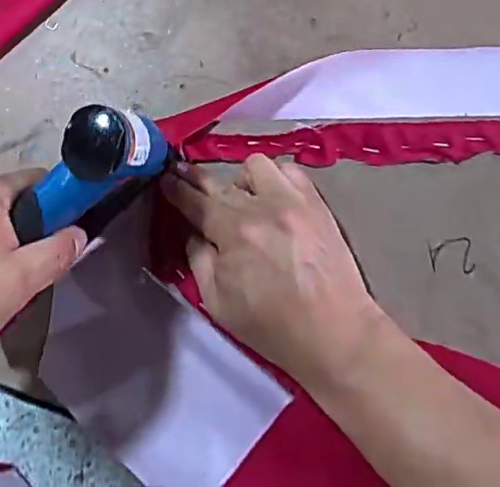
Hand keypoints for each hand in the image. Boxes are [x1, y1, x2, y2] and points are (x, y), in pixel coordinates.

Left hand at [0, 170, 86, 374]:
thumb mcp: (23, 279)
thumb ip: (59, 251)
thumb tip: (79, 234)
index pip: (40, 180)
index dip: (60, 206)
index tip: (61, 239)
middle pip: (17, 204)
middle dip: (31, 235)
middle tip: (31, 272)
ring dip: (7, 251)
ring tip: (1, 289)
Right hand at [162, 155, 391, 389]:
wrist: (334, 333)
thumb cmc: (272, 326)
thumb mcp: (218, 303)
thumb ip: (198, 259)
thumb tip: (193, 230)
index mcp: (232, 232)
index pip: (194, 201)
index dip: (175, 189)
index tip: (165, 178)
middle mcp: (260, 206)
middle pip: (218, 183)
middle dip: (196, 180)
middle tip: (183, 175)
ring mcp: (291, 199)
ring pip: (254, 166)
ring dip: (241, 180)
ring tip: (244, 201)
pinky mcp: (315, 200)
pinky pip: (288, 170)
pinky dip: (276, 178)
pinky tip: (274, 196)